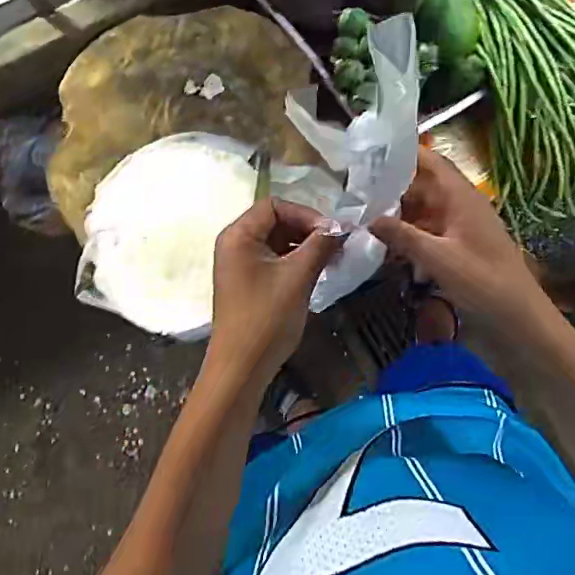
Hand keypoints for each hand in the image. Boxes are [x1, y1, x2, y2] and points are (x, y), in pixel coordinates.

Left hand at [205, 198, 343, 382]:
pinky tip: (316, 272)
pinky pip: (273, 259)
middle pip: (275, 221)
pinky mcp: (247, 281)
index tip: (332, 232)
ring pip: (276, 241)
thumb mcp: (297, 277)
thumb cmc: (266, 318)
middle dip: (307, 230)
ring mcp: (239, 263)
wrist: (241, 368)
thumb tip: (340, 227)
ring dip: (303, 246)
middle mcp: (234, 243)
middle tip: (337, 245)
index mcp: (238, 235)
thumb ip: (319, 246)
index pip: (274, 206)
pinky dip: (294, 261)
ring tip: (331, 259)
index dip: (305, 214)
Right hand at [368, 148, 543, 321]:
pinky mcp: (459, 247)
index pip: (431, 162)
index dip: (404, 153)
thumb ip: (403, 236)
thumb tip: (370, 219)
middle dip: (392, 187)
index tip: (373, 152)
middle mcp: (460, 206)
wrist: (521, 321)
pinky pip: (428, 231)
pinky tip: (386, 246)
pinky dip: (408, 234)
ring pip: (423, 210)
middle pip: (422, 186)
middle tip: (356, 189)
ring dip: (398, 214)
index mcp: (461, 197)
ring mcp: (460, 227)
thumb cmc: (484, 282)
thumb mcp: (438, 258)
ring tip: (364, 216)